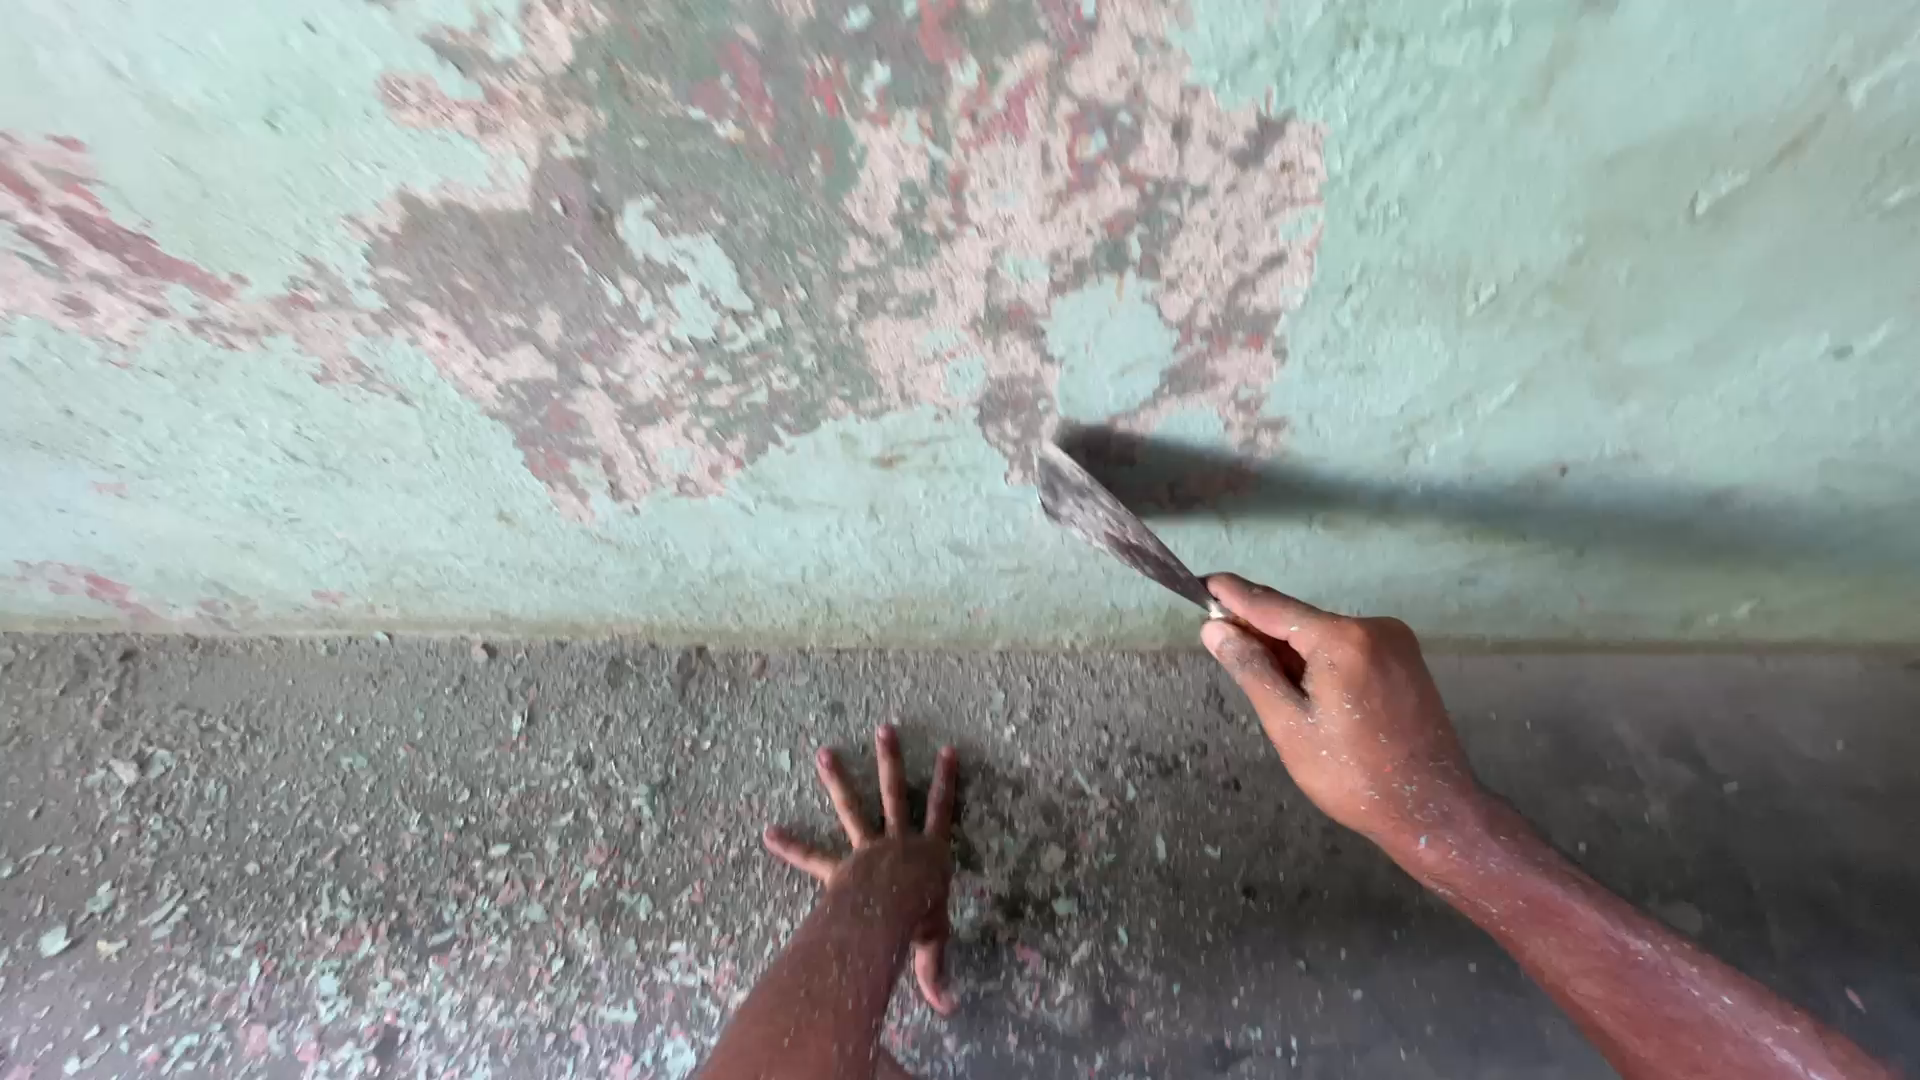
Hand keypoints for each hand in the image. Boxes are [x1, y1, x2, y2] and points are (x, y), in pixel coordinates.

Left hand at [763, 726, 960, 1013]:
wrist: (888, 920)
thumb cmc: (918, 925)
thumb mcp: (934, 944)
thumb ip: (936, 970)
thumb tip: (948, 1008)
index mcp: (927, 850)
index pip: (943, 808)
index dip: (946, 780)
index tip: (948, 749)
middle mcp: (897, 840)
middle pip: (895, 793)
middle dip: (890, 760)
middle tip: (884, 727)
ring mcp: (866, 849)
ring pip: (854, 807)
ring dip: (839, 779)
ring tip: (823, 752)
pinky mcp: (840, 868)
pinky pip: (813, 856)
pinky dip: (790, 845)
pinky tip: (768, 832)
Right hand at [1199, 573, 1483, 856]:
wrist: (1433, 812)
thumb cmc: (1353, 774)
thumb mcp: (1288, 724)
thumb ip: (1250, 668)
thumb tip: (1214, 629)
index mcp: (1342, 639)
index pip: (1271, 605)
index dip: (1231, 594)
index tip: (1201, 582)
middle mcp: (1372, 627)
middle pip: (1296, 618)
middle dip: (1258, 630)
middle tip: (1221, 645)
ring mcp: (1393, 641)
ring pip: (1319, 634)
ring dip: (1286, 649)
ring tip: (1268, 686)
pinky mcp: (1403, 659)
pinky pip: (1344, 646)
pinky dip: (1315, 658)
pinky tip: (1303, 689)